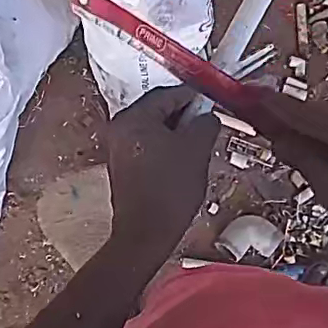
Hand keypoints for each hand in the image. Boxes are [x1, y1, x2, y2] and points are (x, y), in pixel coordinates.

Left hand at [104, 86, 219, 248]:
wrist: (147, 232)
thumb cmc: (171, 188)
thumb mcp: (197, 150)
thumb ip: (205, 124)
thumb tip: (207, 116)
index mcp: (133, 119)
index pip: (166, 95)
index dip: (191, 96)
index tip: (209, 101)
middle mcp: (119, 129)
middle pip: (156, 110)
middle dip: (182, 114)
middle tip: (205, 121)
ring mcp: (117, 149)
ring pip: (151, 129)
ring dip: (174, 131)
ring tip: (197, 141)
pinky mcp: (122, 166)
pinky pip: (146, 145)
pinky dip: (163, 146)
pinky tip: (181, 157)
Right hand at [254, 91, 327, 272]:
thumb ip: (300, 156)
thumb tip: (277, 138)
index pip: (300, 109)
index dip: (269, 104)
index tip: (245, 95)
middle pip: (315, 110)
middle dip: (287, 120)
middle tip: (261, 130)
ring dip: (308, 130)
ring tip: (289, 150)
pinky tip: (318, 153)